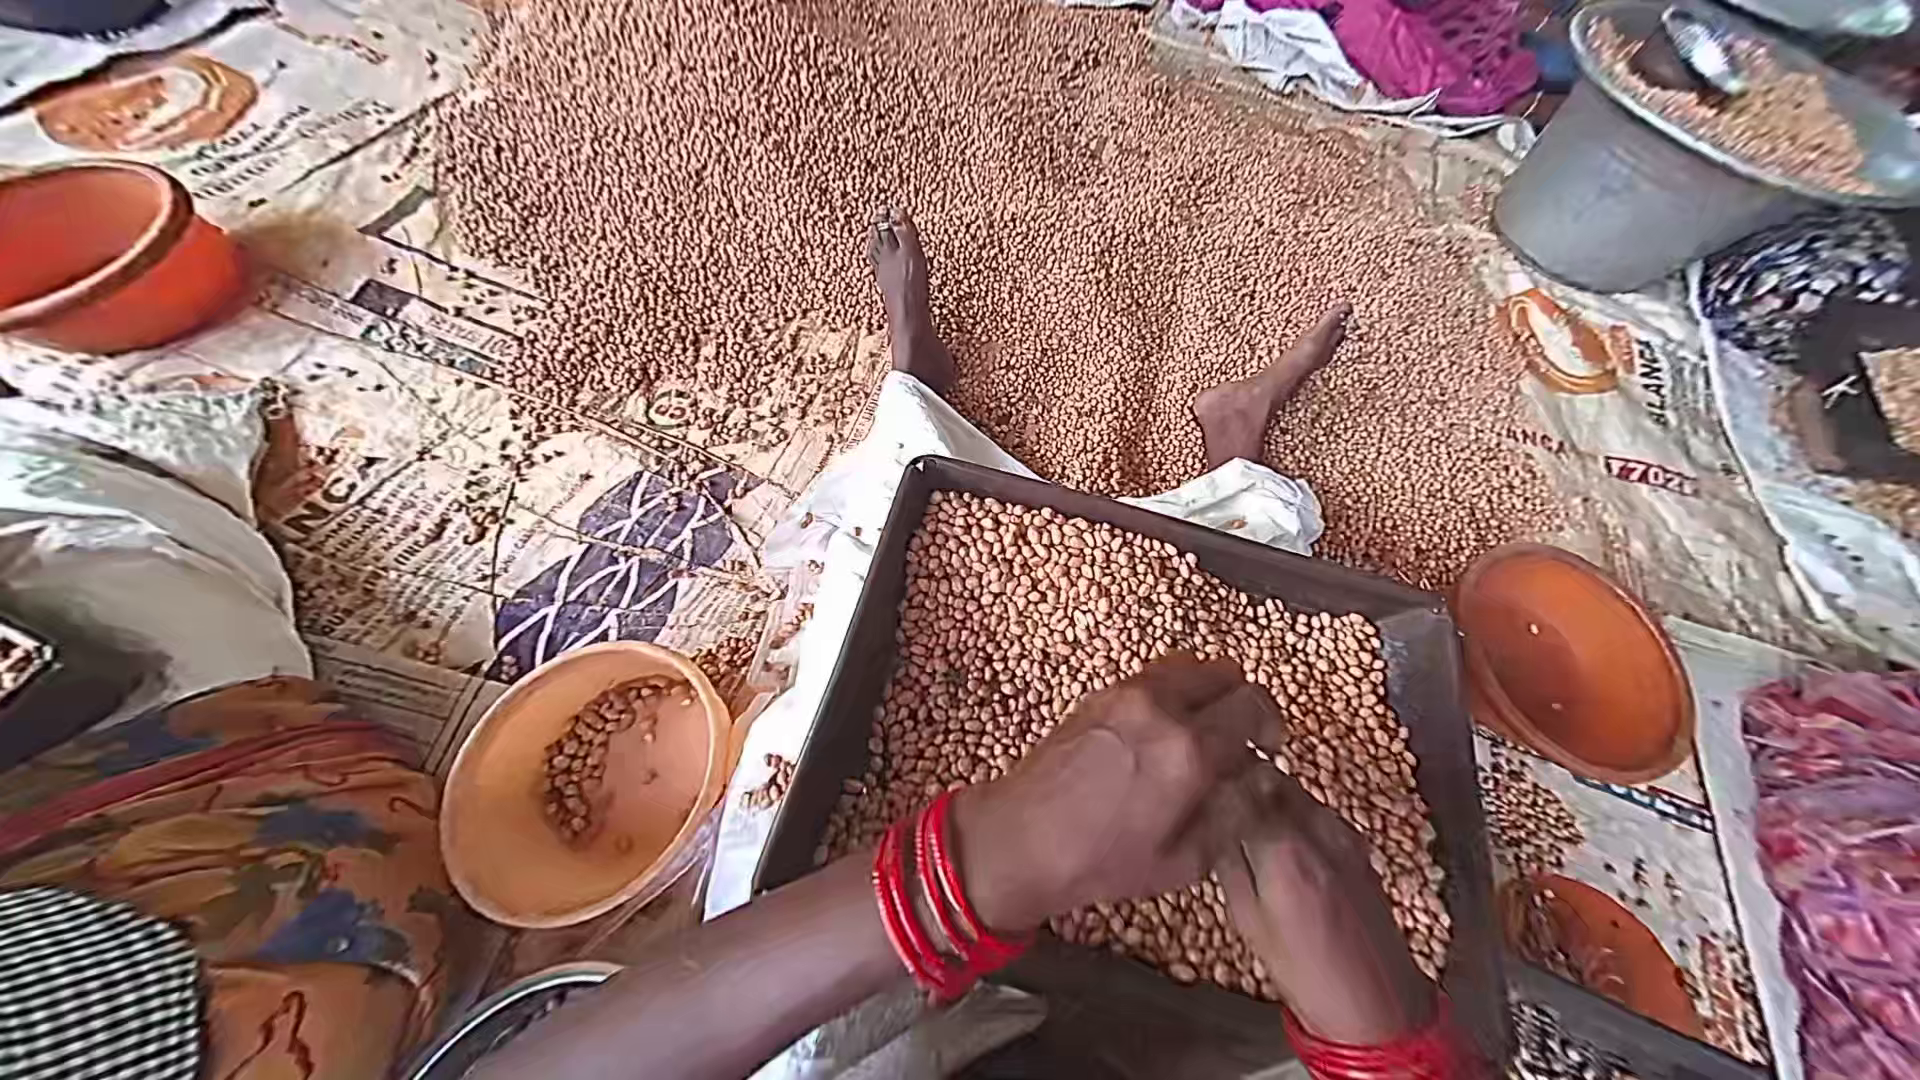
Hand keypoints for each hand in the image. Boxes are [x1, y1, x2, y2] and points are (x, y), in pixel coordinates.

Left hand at [948, 652, 1282, 933]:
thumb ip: (1235, 810)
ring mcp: (1124, 692)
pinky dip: (1170, 690)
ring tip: (1199, 731)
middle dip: (1241, 701)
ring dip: (1205, 690)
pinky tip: (1160, 729)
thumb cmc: (1104, 859)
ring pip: (1186, 665)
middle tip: (1237, 737)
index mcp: (1188, 748)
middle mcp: (1158, 706)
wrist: (1024, 833)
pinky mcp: (1098, 692)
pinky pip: (1151, 675)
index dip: (1271, 725)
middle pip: (1223, 671)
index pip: (1253, 705)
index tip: (1266, 749)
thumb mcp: (1185, 860)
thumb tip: (1259, 774)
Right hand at [1216, 770, 1436, 1044]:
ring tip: (1241, 805)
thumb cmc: (1303, 970)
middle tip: (1213, 785)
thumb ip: (1226, 858)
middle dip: (1236, 774)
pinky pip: (1313, 806)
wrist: (1380, 1008)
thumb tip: (1206, 818)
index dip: (1212, 779)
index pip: (1236, 788)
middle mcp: (1313, 831)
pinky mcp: (1357, 844)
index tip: (1195, 782)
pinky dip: (1290, 805)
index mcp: (1281, 850)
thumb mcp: (1247, 918)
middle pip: (1266, 776)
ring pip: (1291, 786)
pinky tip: (1277, 827)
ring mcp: (1340, 835)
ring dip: (1263, 786)